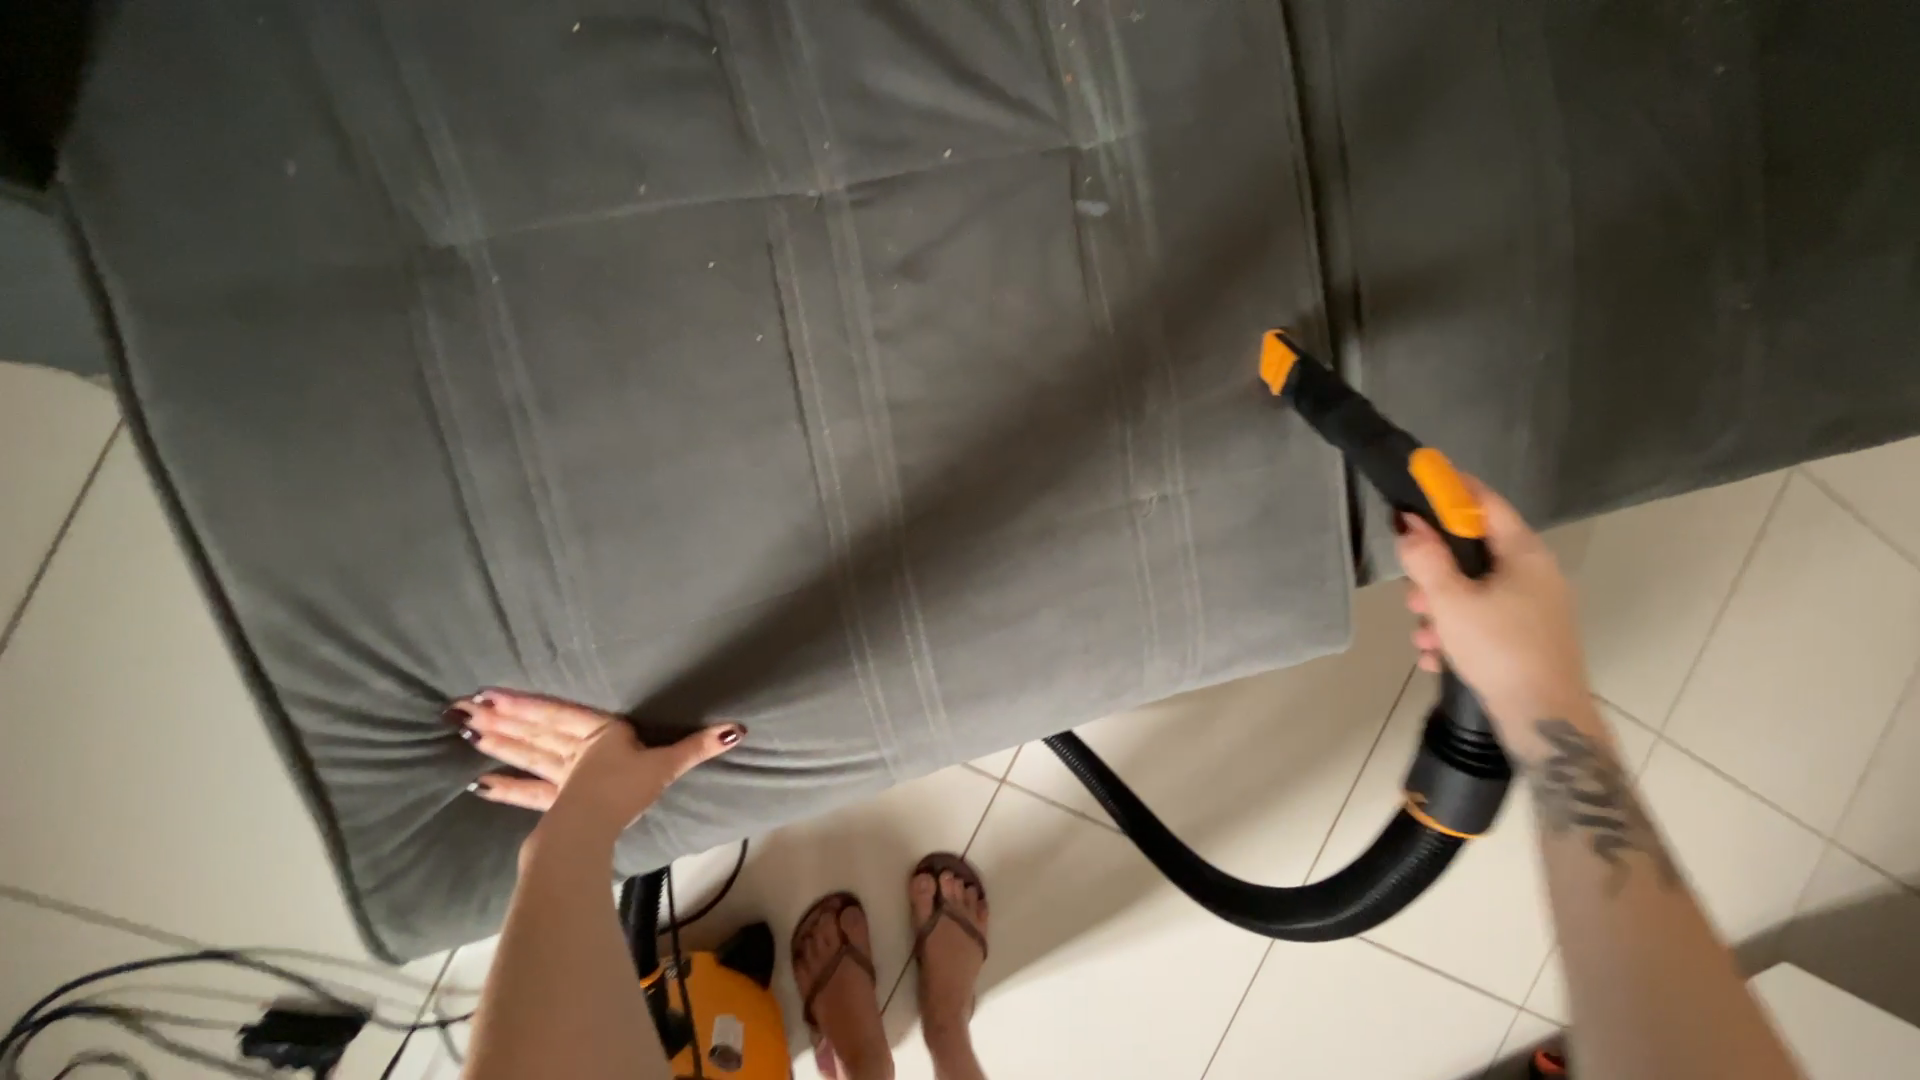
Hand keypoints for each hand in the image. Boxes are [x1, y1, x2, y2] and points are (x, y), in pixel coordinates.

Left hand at [445, 689, 742, 839]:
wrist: (594, 831)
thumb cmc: (628, 791)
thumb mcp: (668, 764)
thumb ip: (699, 746)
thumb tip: (739, 729)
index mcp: (598, 735)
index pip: (558, 714)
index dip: (526, 703)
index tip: (490, 692)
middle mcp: (572, 752)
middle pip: (532, 731)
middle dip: (500, 718)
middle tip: (461, 705)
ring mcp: (558, 780)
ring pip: (523, 756)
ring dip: (495, 744)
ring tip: (464, 730)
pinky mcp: (553, 806)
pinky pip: (525, 794)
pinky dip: (503, 789)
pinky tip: (477, 785)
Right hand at [1397, 476, 1589, 734]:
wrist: (1545, 718)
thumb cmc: (1499, 648)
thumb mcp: (1450, 601)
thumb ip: (1425, 559)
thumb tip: (1408, 524)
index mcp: (1524, 555)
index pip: (1486, 503)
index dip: (1452, 488)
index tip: (1421, 478)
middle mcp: (1534, 575)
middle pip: (1472, 554)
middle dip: (1433, 573)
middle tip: (1412, 596)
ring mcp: (1534, 608)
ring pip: (1472, 592)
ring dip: (1439, 611)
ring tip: (1424, 639)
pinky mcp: (1527, 637)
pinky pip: (1482, 621)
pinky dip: (1456, 634)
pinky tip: (1439, 658)